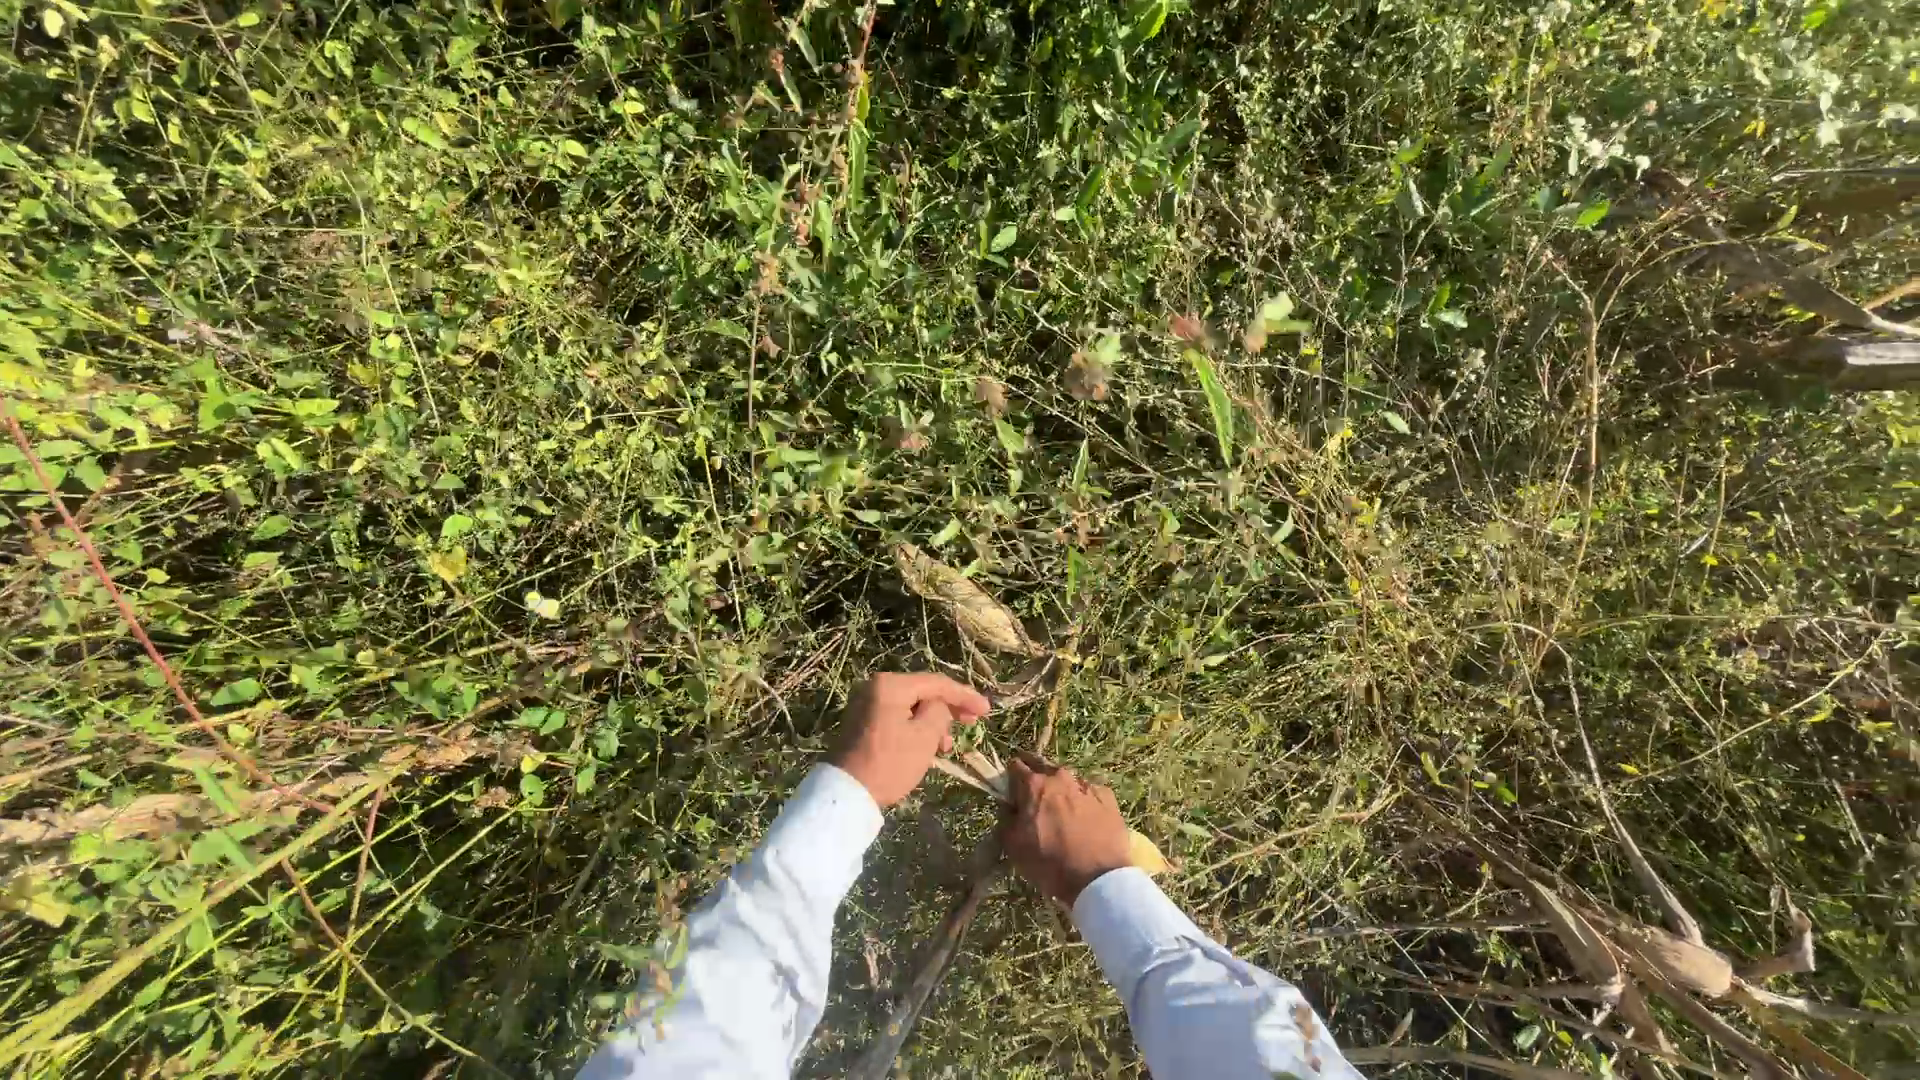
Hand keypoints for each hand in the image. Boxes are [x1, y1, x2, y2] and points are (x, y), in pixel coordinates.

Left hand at [829, 672, 990, 807]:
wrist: (847, 794)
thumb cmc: (890, 763)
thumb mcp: (924, 737)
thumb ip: (940, 712)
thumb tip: (939, 706)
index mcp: (890, 684)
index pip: (936, 683)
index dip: (964, 695)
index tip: (985, 709)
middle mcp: (875, 686)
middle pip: (922, 692)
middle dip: (948, 709)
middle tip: (972, 722)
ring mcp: (866, 703)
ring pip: (910, 706)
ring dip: (932, 722)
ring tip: (945, 746)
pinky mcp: (862, 721)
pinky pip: (897, 716)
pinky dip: (915, 727)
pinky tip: (927, 746)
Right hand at [1000, 754, 1131, 905]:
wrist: (1098, 878)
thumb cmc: (1050, 862)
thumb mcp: (1013, 845)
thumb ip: (1006, 818)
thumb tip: (1010, 807)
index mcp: (1034, 785)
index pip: (1015, 766)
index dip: (1011, 780)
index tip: (1013, 795)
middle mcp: (1060, 777)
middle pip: (1043, 769)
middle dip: (1037, 782)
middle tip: (1036, 804)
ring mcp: (1086, 785)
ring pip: (1068, 781)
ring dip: (1062, 792)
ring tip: (1063, 815)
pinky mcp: (1108, 797)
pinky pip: (1090, 793)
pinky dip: (1085, 801)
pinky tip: (1086, 820)